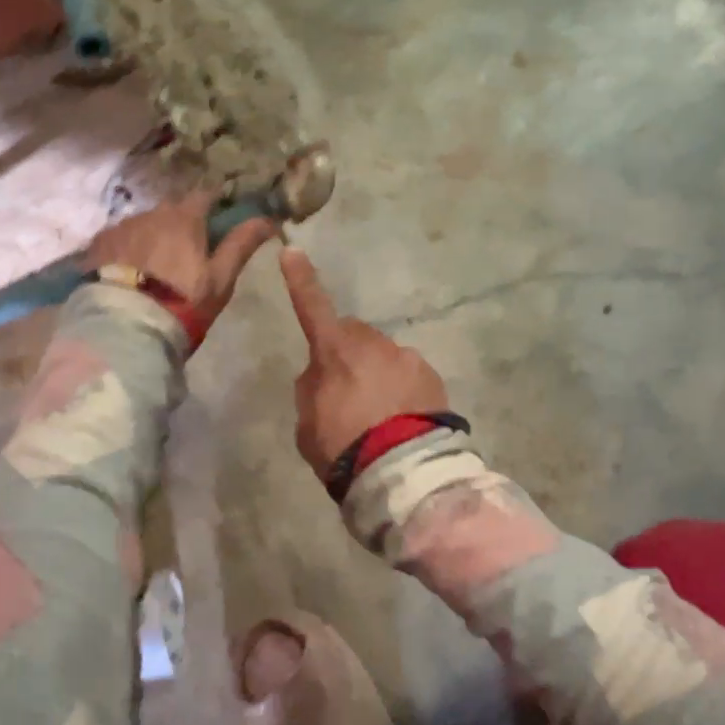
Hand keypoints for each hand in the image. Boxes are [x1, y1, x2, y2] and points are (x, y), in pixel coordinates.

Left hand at [87, 193, 275, 338]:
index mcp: (184, 218)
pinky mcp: (96, 246)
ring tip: (156, 266)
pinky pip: (119, 240)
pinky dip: (128, 249)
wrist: (125, 329)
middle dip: (182, 222)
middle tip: (189, 250)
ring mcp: (120, 228)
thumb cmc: (182, 303)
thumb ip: (240, 245)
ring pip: (144, 224)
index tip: (221, 216)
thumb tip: (267, 218)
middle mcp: (150, 213)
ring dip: (153, 237)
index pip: (205, 195)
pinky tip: (130, 271)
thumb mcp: (220, 279)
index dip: (215, 203)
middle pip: (171, 210)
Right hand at [280, 247, 447, 478]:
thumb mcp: (307, 422)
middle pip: (354, 336)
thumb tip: (323, 373)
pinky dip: (402, 390)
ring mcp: (407, 358)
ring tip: (378, 416)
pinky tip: (401, 420)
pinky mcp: (432, 378)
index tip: (292, 251)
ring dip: (378, 375)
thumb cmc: (343, 447)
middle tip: (345, 392)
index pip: (312, 307)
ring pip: (384, 357)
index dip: (300, 280)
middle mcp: (373, 345)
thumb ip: (312, 389)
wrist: (402, 473)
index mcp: (335, 353)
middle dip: (348, 353)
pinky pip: (409, 376)